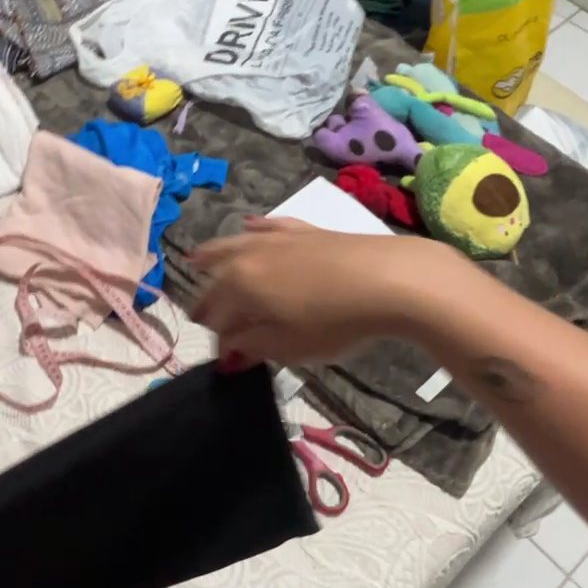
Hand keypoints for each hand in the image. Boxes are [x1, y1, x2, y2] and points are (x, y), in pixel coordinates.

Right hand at [191, 217, 469, 364]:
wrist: (389, 279)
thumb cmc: (332, 321)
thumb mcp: (287, 346)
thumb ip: (250, 346)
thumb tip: (228, 350)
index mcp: (237, 286)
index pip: (215, 317)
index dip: (220, 342)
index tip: (231, 361)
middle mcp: (247, 255)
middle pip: (216, 277)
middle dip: (209, 298)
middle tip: (207, 317)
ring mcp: (275, 238)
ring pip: (234, 245)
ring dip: (214, 256)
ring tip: (198, 260)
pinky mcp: (304, 229)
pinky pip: (268, 227)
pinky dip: (254, 230)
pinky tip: (250, 226)